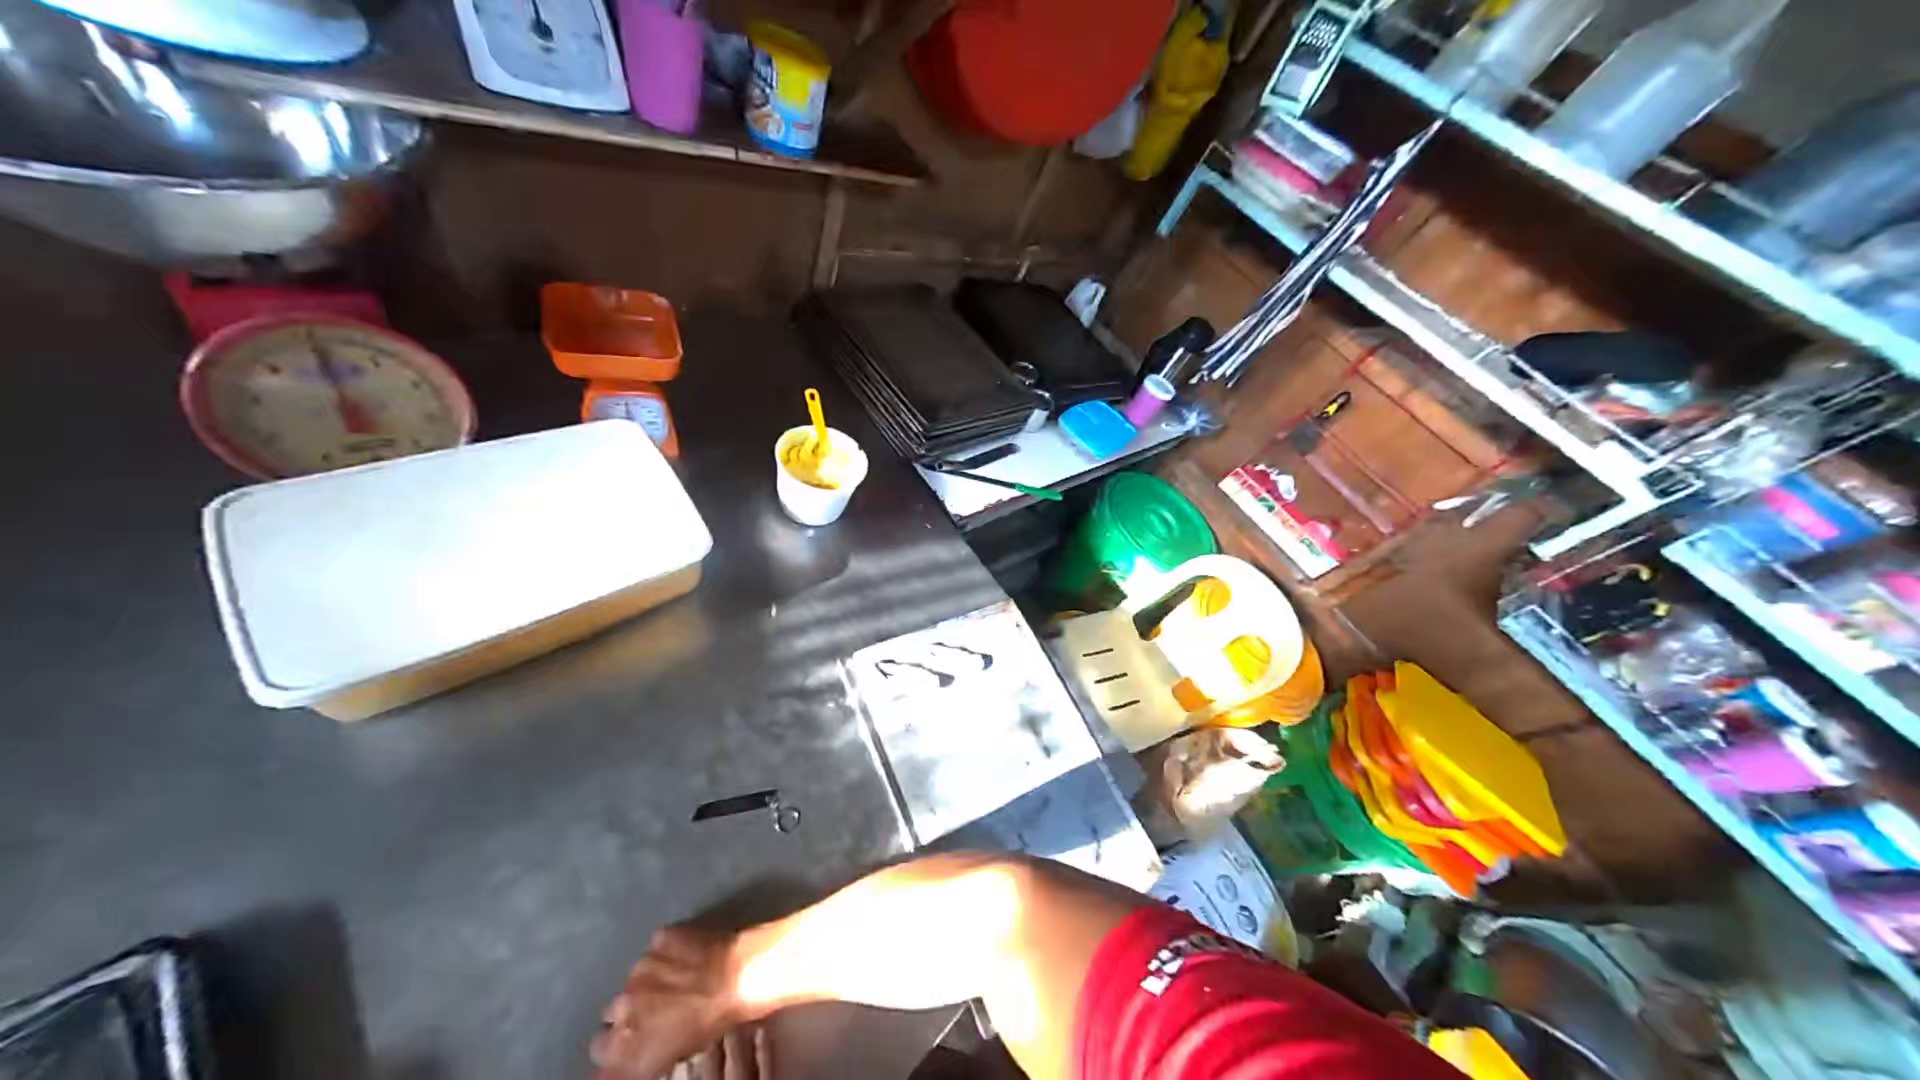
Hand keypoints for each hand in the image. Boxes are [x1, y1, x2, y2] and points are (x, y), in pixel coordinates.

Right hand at [592, 925, 755, 1079]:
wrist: (740, 975)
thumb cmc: (714, 1021)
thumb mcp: (674, 1053)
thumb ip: (639, 1060)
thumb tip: (617, 1067)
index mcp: (628, 1045)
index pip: (599, 1049)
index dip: (615, 1042)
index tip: (631, 1036)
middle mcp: (624, 1008)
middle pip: (612, 1010)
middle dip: (630, 1007)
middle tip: (658, 1003)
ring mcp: (639, 969)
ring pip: (634, 975)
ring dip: (649, 977)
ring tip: (678, 976)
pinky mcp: (658, 938)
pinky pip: (656, 946)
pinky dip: (668, 949)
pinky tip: (688, 952)